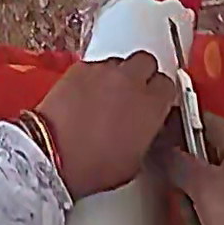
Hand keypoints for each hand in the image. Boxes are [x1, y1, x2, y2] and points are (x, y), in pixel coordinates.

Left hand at [33, 52, 176, 198]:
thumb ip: (149, 133)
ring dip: (119, 75)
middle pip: (146, 61)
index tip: (158, 103)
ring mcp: (102, 69)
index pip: (168, 84)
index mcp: (150, 104)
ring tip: (109, 96)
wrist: (55, 150)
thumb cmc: (95, 163)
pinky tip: (89, 95)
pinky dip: (96, 76)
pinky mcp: (80, 66)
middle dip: (144, 74)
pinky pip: (95, 65)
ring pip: (120, 62)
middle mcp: (129, 80)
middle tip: (138, 92)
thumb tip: (148, 127)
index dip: (163, 94)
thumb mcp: (137, 159)